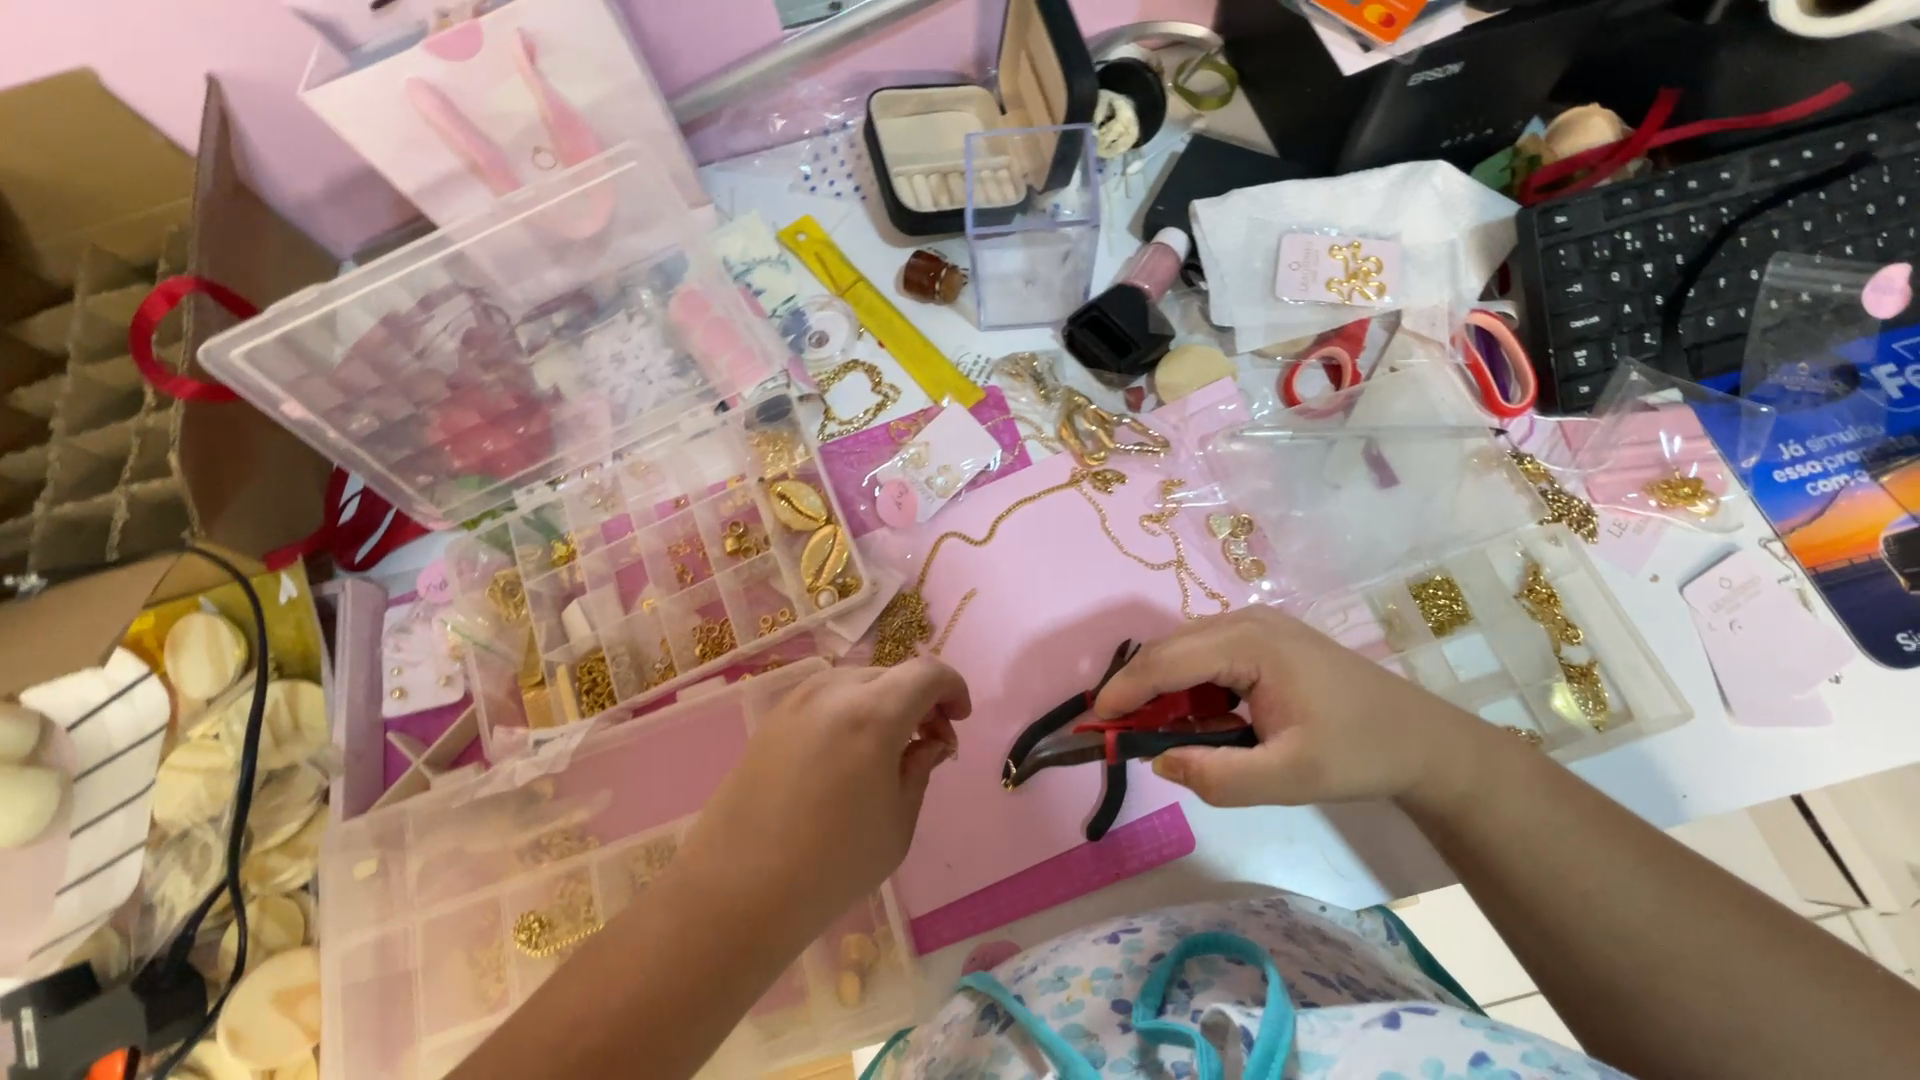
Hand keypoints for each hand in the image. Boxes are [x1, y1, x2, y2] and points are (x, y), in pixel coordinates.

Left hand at [675, 659, 970, 929]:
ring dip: (884, 703)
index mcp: (873, 714)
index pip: (927, 673)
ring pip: (856, 683)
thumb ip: (920, 769)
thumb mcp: (898, 823)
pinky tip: (847, 757)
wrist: (736, 892)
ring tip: (888, 752)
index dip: (953, 688)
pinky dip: (850, 712)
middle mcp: (832, 692)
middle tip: (928, 744)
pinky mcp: (770, 721)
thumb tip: (931, 742)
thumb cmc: (832, 865)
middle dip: (920, 700)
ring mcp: (795, 703)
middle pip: (892, 675)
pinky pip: (825, 700)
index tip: (958, 721)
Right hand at [1093, 607, 1488, 807]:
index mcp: (1252, 643)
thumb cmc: (1359, 754)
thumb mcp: (1288, 778)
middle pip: (1170, 650)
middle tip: (1116, 735)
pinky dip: (1188, 686)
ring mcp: (1257, 625)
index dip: (1125, 691)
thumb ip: (1219, 776)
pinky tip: (1197, 719)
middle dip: (1138, 690)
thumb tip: (1157, 760)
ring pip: (1185, 651)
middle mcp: (1247, 620)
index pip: (1167, 661)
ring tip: (1152, 733)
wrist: (1421, 739)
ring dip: (1162, 690)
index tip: (1093, 724)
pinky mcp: (1264, 638)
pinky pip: (1206, 655)